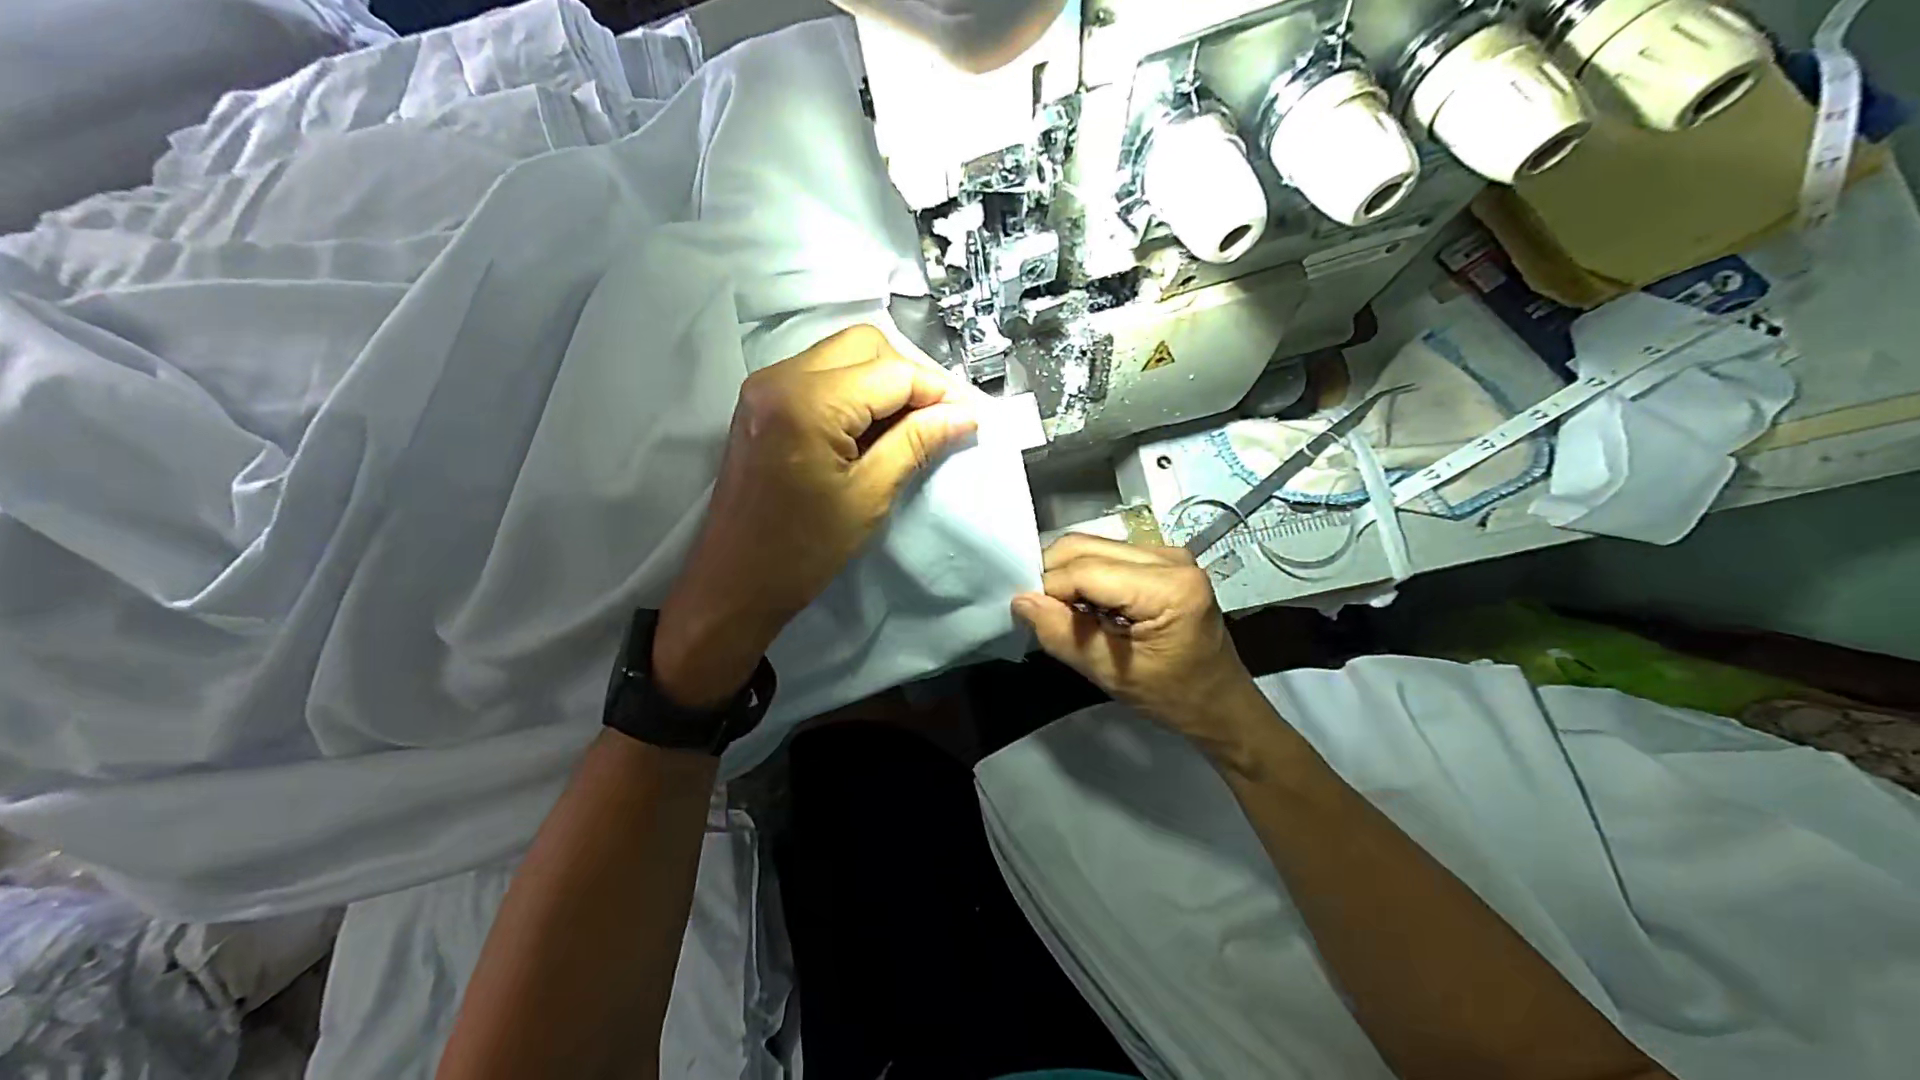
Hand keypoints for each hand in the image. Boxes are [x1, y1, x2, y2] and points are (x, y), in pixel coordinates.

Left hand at [656, 325, 976, 705]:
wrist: (735, 582)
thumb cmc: (803, 550)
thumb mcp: (870, 495)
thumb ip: (918, 442)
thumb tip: (964, 413)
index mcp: (808, 401)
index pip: (892, 372)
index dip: (938, 390)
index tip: (970, 415)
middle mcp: (781, 376)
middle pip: (866, 345)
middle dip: (911, 374)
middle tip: (940, 417)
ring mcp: (766, 386)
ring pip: (844, 354)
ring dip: (884, 380)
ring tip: (914, 423)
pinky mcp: (763, 402)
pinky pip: (822, 373)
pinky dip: (856, 389)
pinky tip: (876, 425)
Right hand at [1011, 535, 1268, 752]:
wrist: (1220, 705)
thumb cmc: (1174, 697)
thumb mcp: (1111, 675)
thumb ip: (1062, 636)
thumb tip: (1021, 601)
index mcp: (1169, 587)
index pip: (1085, 571)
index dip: (1049, 592)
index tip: (1034, 621)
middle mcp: (1170, 558)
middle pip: (1086, 548)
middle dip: (1055, 579)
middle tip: (1045, 617)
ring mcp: (1168, 555)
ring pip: (1093, 548)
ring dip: (1070, 579)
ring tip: (1070, 617)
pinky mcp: (1162, 560)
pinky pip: (1107, 555)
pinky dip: (1087, 579)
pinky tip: (1090, 610)